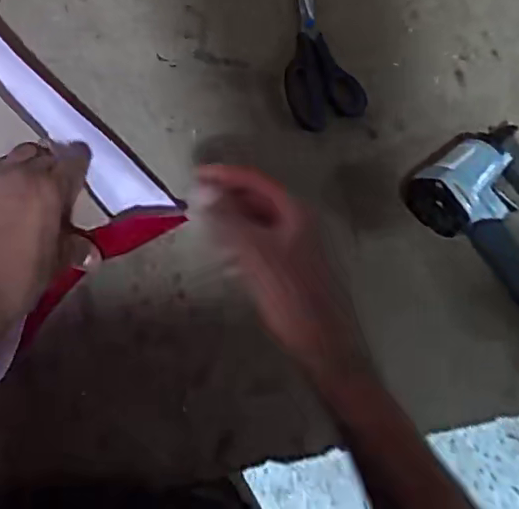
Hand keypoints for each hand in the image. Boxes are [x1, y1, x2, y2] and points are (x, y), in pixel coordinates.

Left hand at [0, 142, 94, 335]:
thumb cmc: (23, 275)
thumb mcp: (58, 261)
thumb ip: (76, 247)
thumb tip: (91, 252)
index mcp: (53, 186)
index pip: (75, 158)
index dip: (81, 165)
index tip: (81, 177)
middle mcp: (27, 172)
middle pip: (49, 153)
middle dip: (57, 166)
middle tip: (59, 189)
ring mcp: (0, 176)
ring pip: (24, 153)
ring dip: (33, 163)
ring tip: (34, 187)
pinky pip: (2, 166)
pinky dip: (11, 173)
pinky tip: (12, 196)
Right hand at [198, 164, 372, 387]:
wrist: (322, 345)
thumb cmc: (289, 295)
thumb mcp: (254, 253)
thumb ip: (228, 218)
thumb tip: (204, 188)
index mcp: (293, 210)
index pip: (254, 180)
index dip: (224, 175)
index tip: (196, 174)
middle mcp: (297, 219)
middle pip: (257, 196)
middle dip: (226, 194)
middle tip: (196, 198)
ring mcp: (295, 241)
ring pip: (258, 218)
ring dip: (232, 215)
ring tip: (205, 219)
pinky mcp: (290, 263)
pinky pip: (260, 238)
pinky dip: (240, 236)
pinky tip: (225, 248)